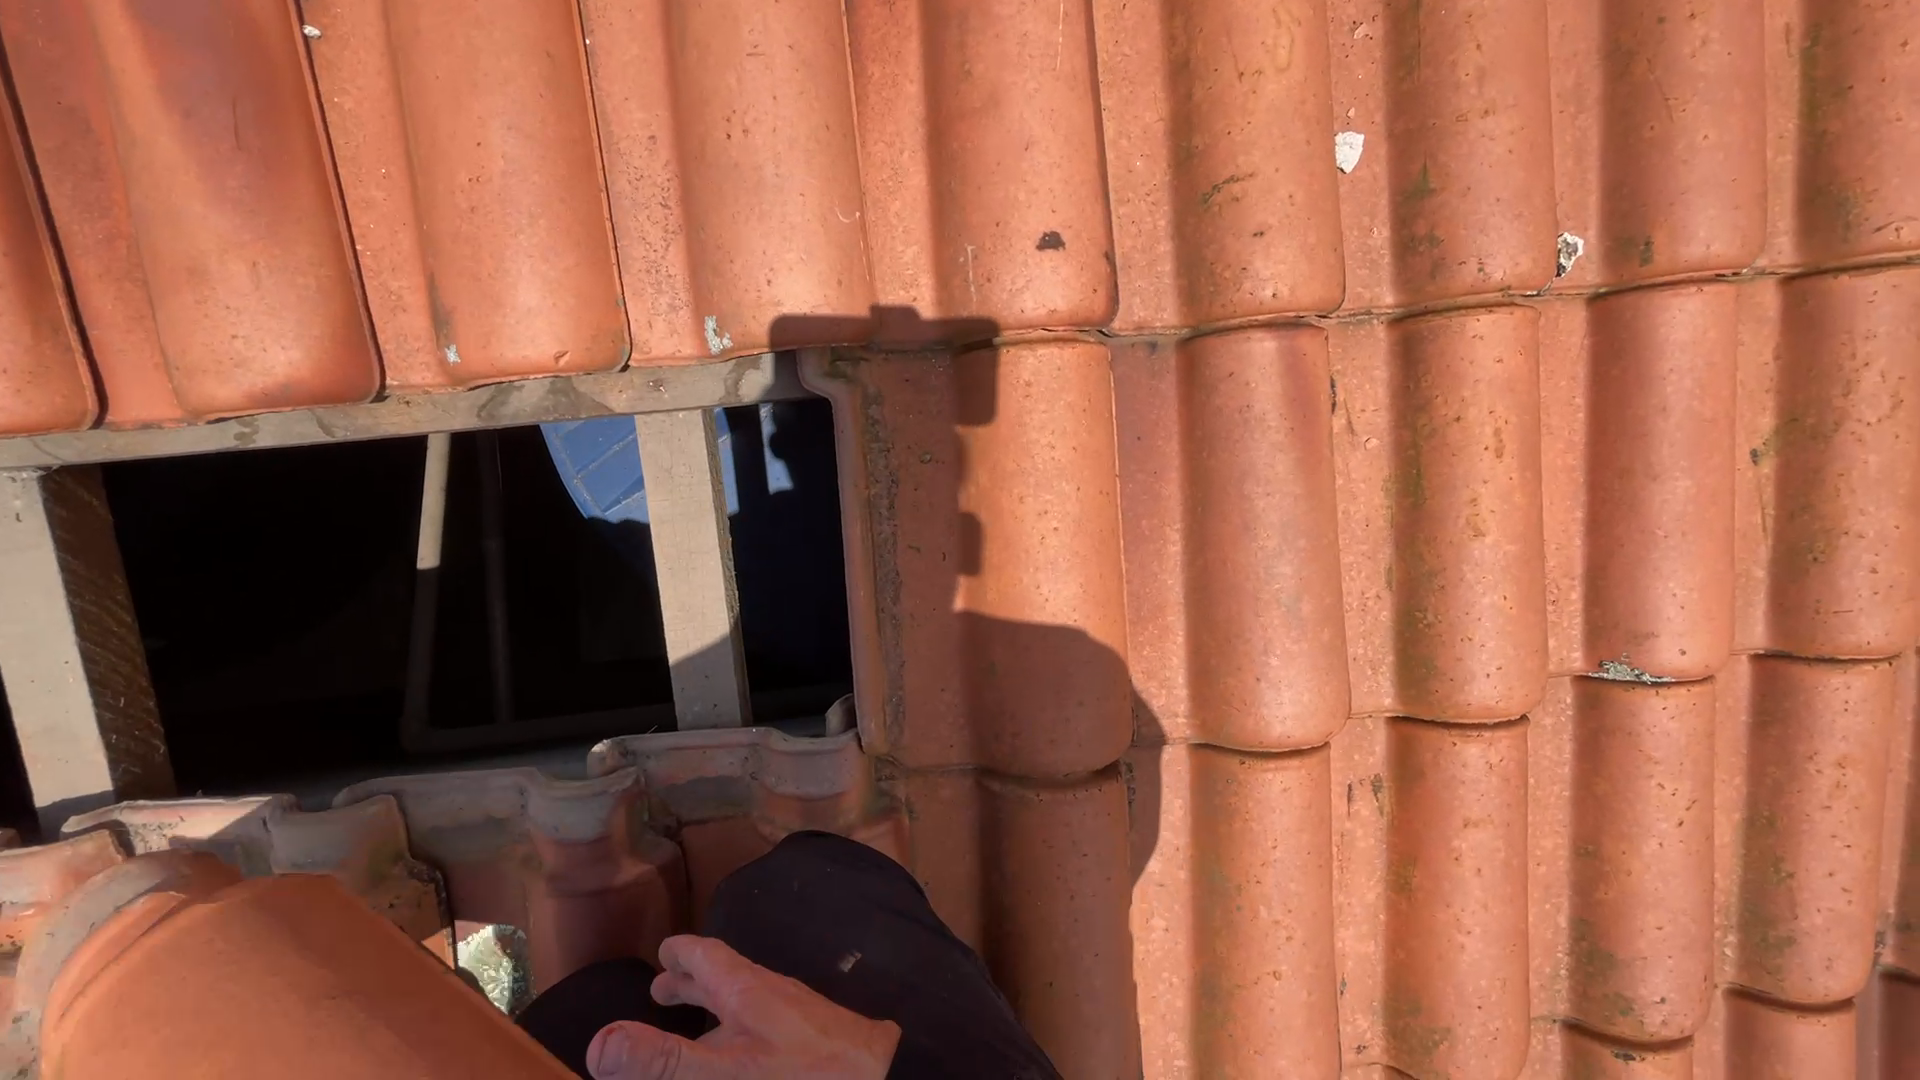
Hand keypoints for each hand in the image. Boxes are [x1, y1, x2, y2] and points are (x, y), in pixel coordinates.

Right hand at [586, 935, 899, 1079]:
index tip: (663, 949)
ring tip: (696, 1016)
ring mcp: (796, 1014)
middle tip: (662, 985)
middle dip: (693, 980)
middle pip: (726, 977)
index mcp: (746, 990)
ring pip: (748, 1001)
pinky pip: (767, 1024)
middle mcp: (771, 993)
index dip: (682, 954)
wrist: (878, 1078)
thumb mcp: (721, 1071)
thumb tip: (598, 1042)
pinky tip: (747, 1052)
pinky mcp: (814, 1037)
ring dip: (718, 1005)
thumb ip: (664, 1061)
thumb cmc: (796, 1074)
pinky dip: (742, 1028)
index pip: (707, 957)